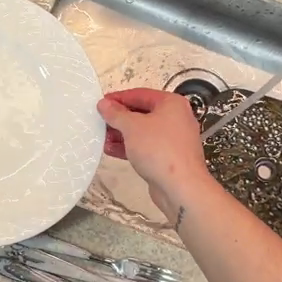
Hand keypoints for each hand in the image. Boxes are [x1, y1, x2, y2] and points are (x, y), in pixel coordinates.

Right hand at [96, 88, 214, 222]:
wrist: (181, 186)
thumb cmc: (159, 149)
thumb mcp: (132, 127)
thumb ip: (116, 113)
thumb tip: (104, 104)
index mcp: (171, 103)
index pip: (140, 94)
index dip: (118, 98)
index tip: (101, 103)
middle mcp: (175, 118)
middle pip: (142, 113)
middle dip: (119, 119)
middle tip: (100, 122)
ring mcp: (173, 139)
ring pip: (143, 131)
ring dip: (122, 134)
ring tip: (103, 138)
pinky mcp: (169, 157)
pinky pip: (146, 147)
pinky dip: (130, 147)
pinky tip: (112, 150)